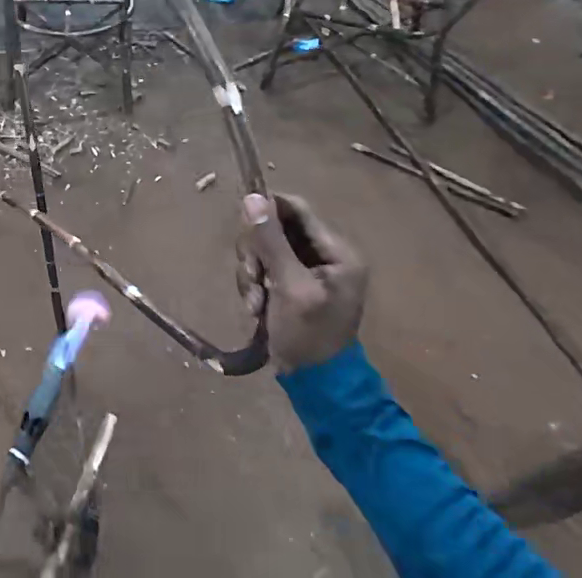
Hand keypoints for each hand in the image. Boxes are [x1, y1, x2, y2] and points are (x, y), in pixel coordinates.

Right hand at [236, 193, 367, 371]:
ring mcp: (306, 270)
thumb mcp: (289, 286)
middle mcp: (323, 255)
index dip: (266, 210)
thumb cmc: (310, 335)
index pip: (295, 209)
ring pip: (263, 248)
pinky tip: (256, 307)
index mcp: (336, 252)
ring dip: (251, 271)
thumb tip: (252, 197)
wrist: (317, 384)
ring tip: (254, 300)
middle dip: (256, 252)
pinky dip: (253, 284)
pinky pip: (262, 267)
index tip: (245, 229)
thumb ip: (271, 241)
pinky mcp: (290, 283)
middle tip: (253, 278)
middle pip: (274, 227)